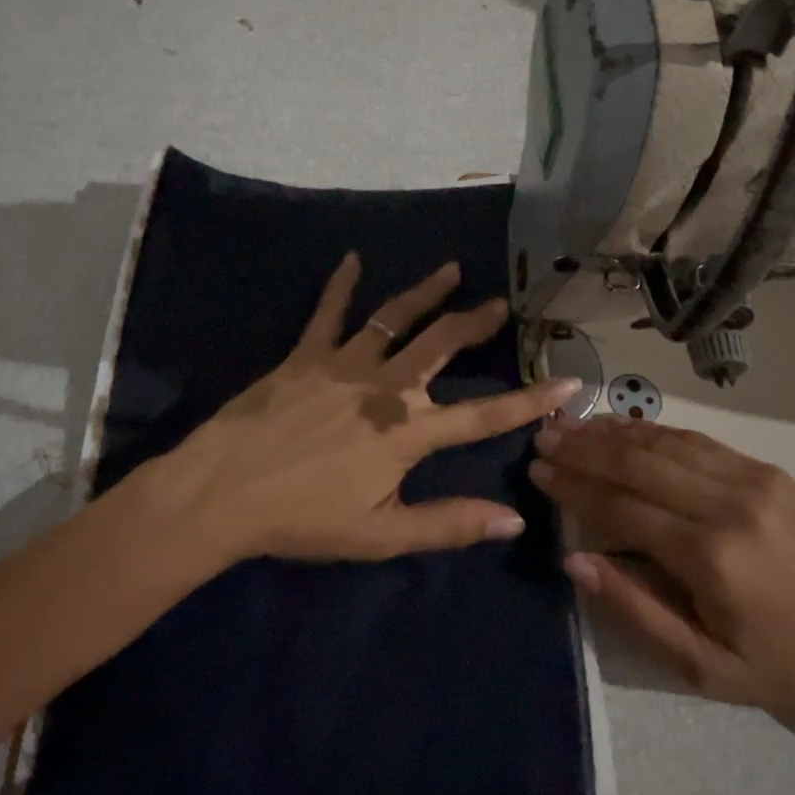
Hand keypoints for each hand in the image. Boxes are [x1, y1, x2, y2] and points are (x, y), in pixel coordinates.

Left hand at [142, 252, 581, 563]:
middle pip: (442, 345)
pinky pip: (328, 313)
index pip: (484, 415)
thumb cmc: (303, 519)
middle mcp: (385, 388)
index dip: (531, 400)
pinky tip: (350, 259)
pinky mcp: (305, 356)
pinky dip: (341, 285)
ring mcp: (344, 365)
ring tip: (450, 270)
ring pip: (395, 317)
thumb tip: (513, 519)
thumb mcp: (381, 534)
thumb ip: (448, 524)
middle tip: (500, 303)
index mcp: (409, 433)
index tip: (570, 381)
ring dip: (425, 292)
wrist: (224, 490)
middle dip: (475, 322)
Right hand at [530, 418, 794, 716]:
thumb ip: (636, 612)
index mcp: (708, 557)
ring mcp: (750, 479)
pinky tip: (624, 426)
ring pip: (664, 443)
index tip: (535, 472)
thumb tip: (574, 561)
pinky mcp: (768, 471)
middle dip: (583, 450)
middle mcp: (725, 504)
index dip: (573, 487)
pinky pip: (697, 441)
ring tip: (570, 424)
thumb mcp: (706, 669)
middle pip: (637, 464)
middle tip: (541, 438)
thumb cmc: (788, 665)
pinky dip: (653, 429)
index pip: (620, 508)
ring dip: (611, 432)